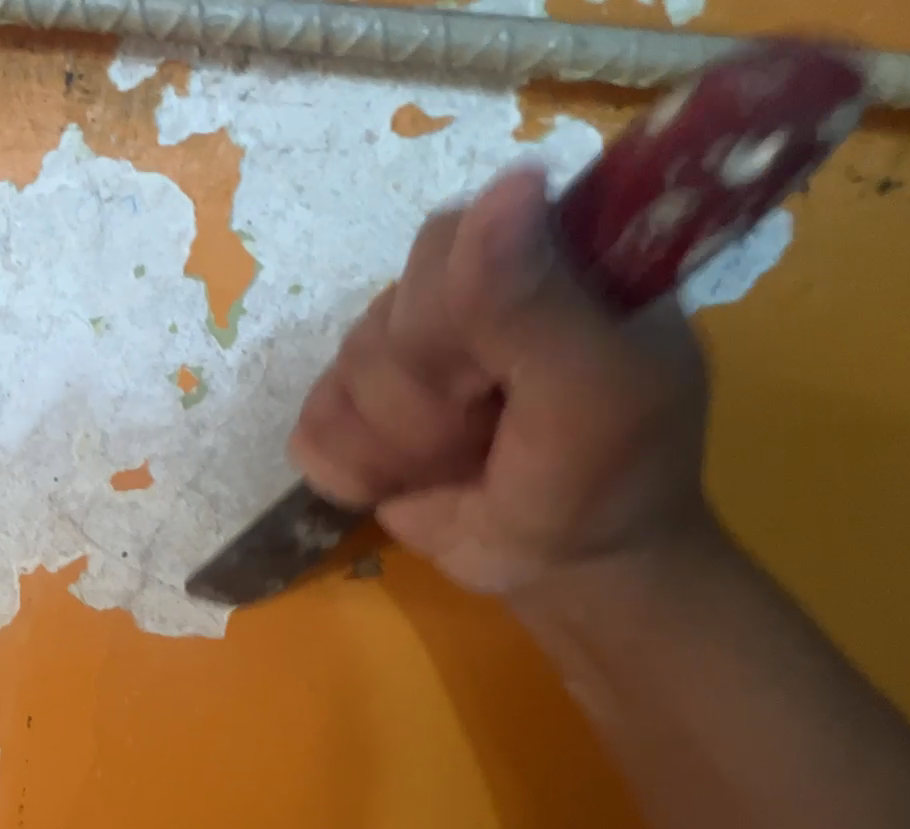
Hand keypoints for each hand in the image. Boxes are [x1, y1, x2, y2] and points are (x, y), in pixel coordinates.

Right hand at [288, 165, 717, 595]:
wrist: (555, 564)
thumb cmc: (601, 481)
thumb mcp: (596, 394)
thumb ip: (539, 303)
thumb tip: (506, 184)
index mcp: (531, 261)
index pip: (441, 243)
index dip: (449, 321)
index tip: (497, 379)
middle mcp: (453, 297)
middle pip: (379, 321)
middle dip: (423, 400)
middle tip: (486, 430)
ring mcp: (390, 357)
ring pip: (338, 379)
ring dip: (396, 445)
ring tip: (456, 462)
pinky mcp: (345, 412)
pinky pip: (308, 427)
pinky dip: (352, 469)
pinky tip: (404, 478)